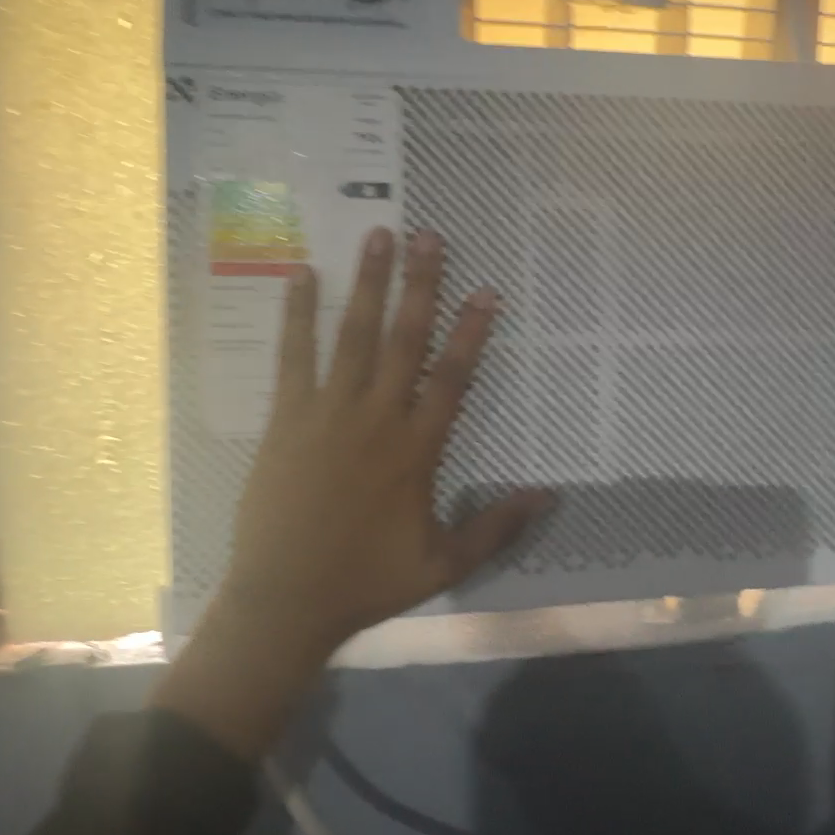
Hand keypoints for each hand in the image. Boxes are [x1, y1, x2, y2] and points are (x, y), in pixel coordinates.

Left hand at [223, 226, 549, 648]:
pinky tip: (302, 274)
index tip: (486, 291)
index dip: (472, 333)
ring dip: (368, 284)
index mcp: (416, 451)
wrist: (285, 598)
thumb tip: (548, 494)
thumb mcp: (444, 564)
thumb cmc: (366, 581)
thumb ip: (496, 528)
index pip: (452, 379)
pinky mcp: (287, 419)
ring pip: (353, 337)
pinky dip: (298, 315)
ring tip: (379, 236)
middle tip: (430, 235)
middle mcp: (376, 419)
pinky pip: (293, 357)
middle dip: (421, 286)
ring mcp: (328, 414)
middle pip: (405, 340)